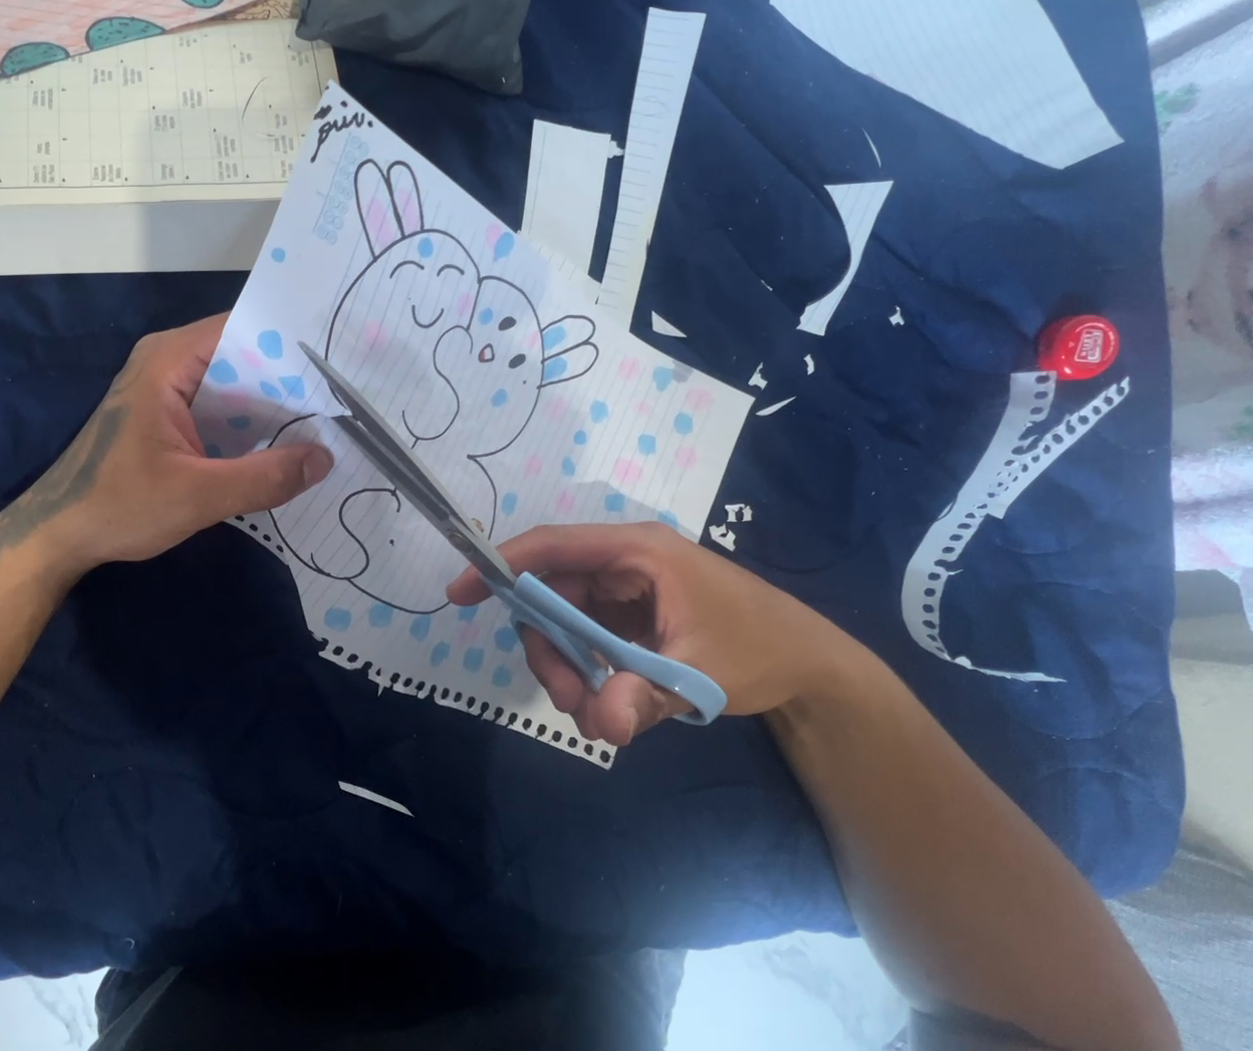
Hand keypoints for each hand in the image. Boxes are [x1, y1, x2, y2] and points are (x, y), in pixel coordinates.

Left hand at [25, 314, 332, 577]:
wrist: (57, 534)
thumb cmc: (118, 506)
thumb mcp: (198, 496)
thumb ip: (264, 478)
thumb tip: (325, 460)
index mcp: (169, 361)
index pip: (245, 329)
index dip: (293, 345)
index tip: (340, 365)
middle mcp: (168, 362)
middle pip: (245, 357)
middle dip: (291, 381)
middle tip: (346, 400)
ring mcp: (167, 390)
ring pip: (236, 387)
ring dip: (274, 408)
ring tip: (330, 423)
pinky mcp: (168, 417)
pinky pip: (221, 410)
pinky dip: (251, 427)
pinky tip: (287, 447)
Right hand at [446, 523, 874, 745]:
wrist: (813, 668)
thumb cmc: (761, 650)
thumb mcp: (700, 676)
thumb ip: (644, 697)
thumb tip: (597, 725)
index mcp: (637, 552)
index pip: (551, 547)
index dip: (500, 565)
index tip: (459, 595)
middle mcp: (624, 563)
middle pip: (551, 595)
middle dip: (548, 650)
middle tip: (568, 702)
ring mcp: (626, 591)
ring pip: (564, 621)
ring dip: (566, 669)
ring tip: (595, 716)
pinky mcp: (632, 616)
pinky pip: (586, 637)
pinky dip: (585, 671)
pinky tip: (605, 705)